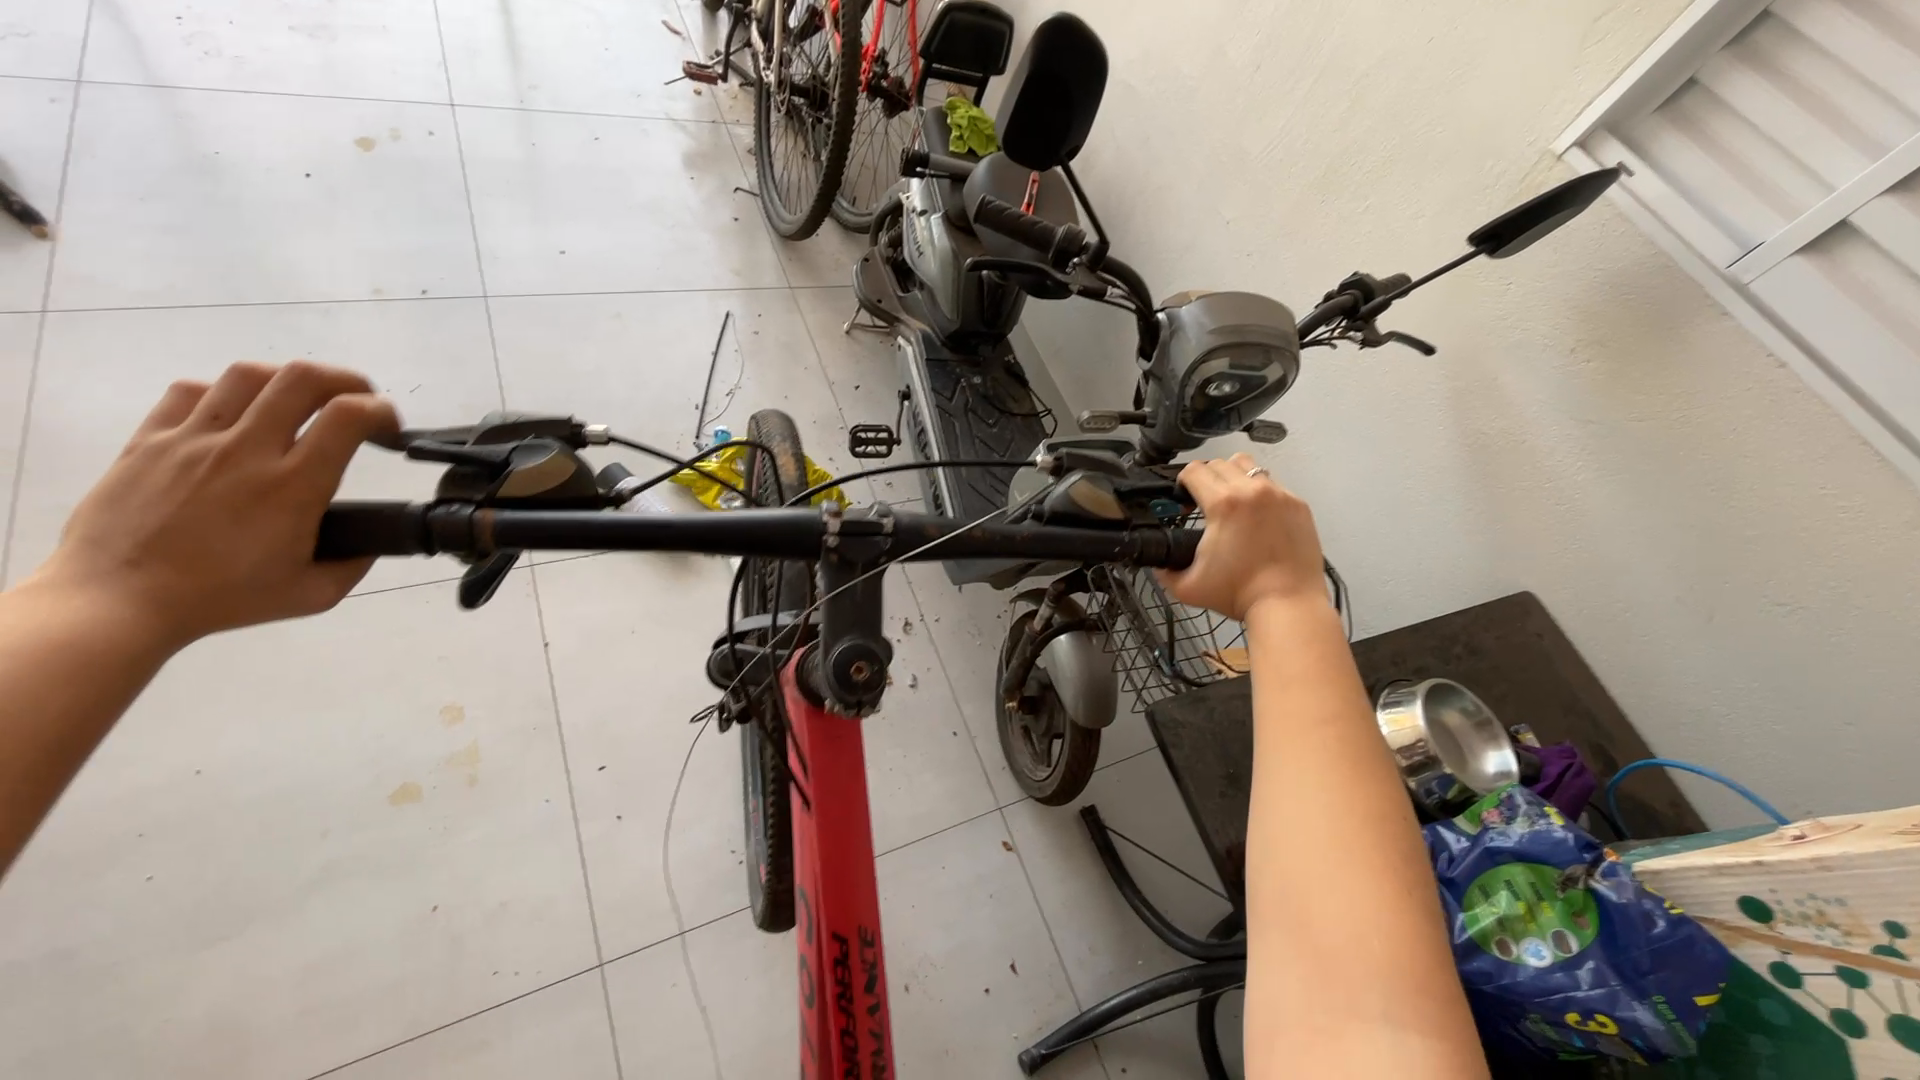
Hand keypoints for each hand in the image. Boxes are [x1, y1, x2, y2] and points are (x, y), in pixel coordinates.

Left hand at [27, 361, 399, 652]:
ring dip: (288, 381)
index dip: (381, 411)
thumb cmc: (221, 600)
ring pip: (250, 374)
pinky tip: (234, 418)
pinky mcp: (149, 439)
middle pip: (303, 378)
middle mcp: (247, 449)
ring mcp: (193, 440)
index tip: (389, 432)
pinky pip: (192, 392)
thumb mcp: (313, 594)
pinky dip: (226, 394)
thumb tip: (369, 543)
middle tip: (356, 403)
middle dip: (346, 381)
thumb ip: (353, 564)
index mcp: (293, 486)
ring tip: (299, 404)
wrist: (117, 602)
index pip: (349, 416)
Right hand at [1157, 453, 1326, 621]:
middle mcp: (1253, 490)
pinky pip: (1273, 484)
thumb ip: (1165, 570)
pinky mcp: (1299, 505)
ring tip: (1232, 501)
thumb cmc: (1239, 594)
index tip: (1183, 498)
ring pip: (1249, 466)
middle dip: (1206, 479)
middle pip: (1219, 463)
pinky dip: (1260, 493)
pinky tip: (1257, 517)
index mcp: (1223, 504)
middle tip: (1204, 502)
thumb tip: (1159, 563)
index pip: (1194, 471)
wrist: (1287, 605)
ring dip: (1233, 476)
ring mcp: (1280, 495)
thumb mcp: (1188, 587)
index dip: (1182, 482)